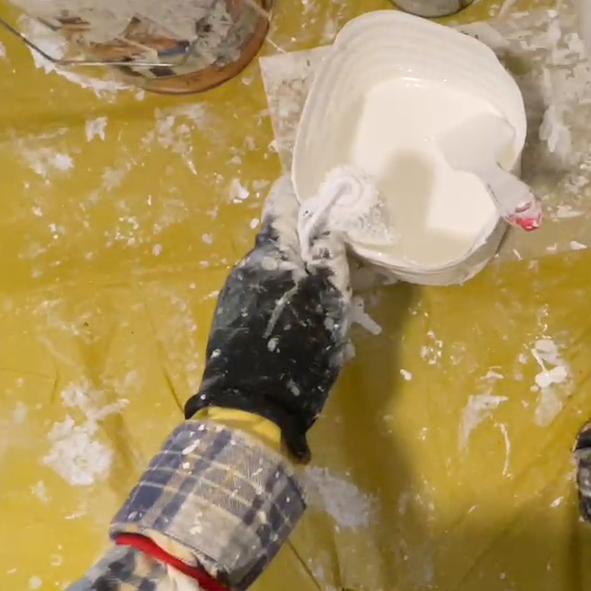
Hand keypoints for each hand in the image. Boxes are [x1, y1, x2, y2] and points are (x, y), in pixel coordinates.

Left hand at [185, 180, 351, 459]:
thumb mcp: (327, 300)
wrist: (252, 407)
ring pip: (285, 277)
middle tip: (353, 255)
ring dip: (314, 284)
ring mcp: (239, 298)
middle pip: (287, 244)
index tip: (321, 184)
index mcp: (269, 256)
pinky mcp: (237, 325)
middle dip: (319, 246)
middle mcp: (247, 269)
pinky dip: (300, 308)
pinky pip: (275, 303)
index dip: (300, 190)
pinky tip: (320, 333)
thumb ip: (328, 258)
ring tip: (344, 305)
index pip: (281, 205)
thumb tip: (329, 227)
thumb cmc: (296, 348)